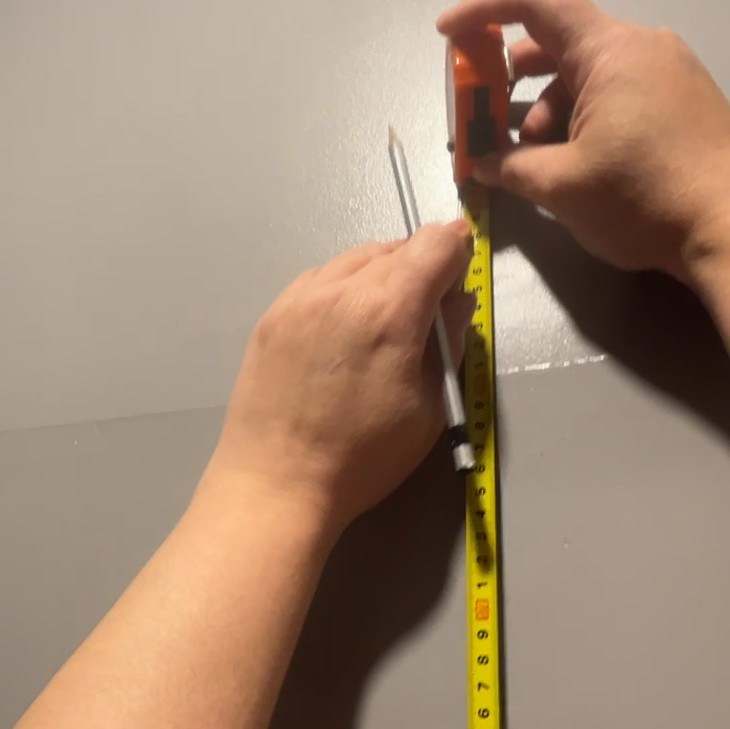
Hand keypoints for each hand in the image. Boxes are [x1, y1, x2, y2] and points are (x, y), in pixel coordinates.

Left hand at [205, 221, 474, 532]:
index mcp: (389, 311)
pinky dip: (341, 289)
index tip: (457, 281)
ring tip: (379, 324)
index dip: (457, 254)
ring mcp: (300, 299)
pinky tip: (340, 330)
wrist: (276, 484)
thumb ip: (448, 344)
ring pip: (354, 259)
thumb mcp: (428, 411)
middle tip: (422, 316)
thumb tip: (454, 302)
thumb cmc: (361, 459)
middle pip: (396, 247)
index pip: (437, 244)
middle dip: (420, 268)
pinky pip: (319, 280)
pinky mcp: (272, 316)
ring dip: (380, 276)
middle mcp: (342, 290)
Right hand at [438, 0, 729, 278]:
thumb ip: (510, 168)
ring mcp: (664, 74)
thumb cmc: (644, 198)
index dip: (483, 7)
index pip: (535, 0)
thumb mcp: (562, 187)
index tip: (446, 33)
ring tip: (530, 165)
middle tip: (483, 125)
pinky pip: (612, 97)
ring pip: (584, 78)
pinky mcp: (677, 103)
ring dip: (544, 114)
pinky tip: (569, 166)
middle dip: (510, 84)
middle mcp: (639, 47)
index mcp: (609, 50)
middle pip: (556, 45)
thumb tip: (480, 163)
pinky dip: (578, 122)